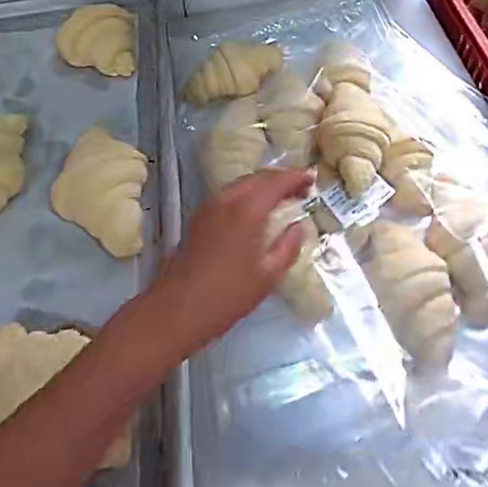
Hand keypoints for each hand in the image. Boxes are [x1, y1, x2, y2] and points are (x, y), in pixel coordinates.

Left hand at [140, 168, 312, 355]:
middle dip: (282, 178)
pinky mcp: (200, 217)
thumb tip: (299, 226)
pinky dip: (249, 192)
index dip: (297, 176)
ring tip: (282, 197)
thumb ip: (288, 246)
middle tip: (302, 187)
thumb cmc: (226, 296)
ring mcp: (211, 206)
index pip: (278, 181)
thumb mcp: (267, 276)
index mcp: (248, 209)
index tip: (313, 178)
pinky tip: (256, 209)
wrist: (174, 310)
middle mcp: (228, 199)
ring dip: (264, 184)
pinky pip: (231, 193)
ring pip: (243, 183)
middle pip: (260, 176)